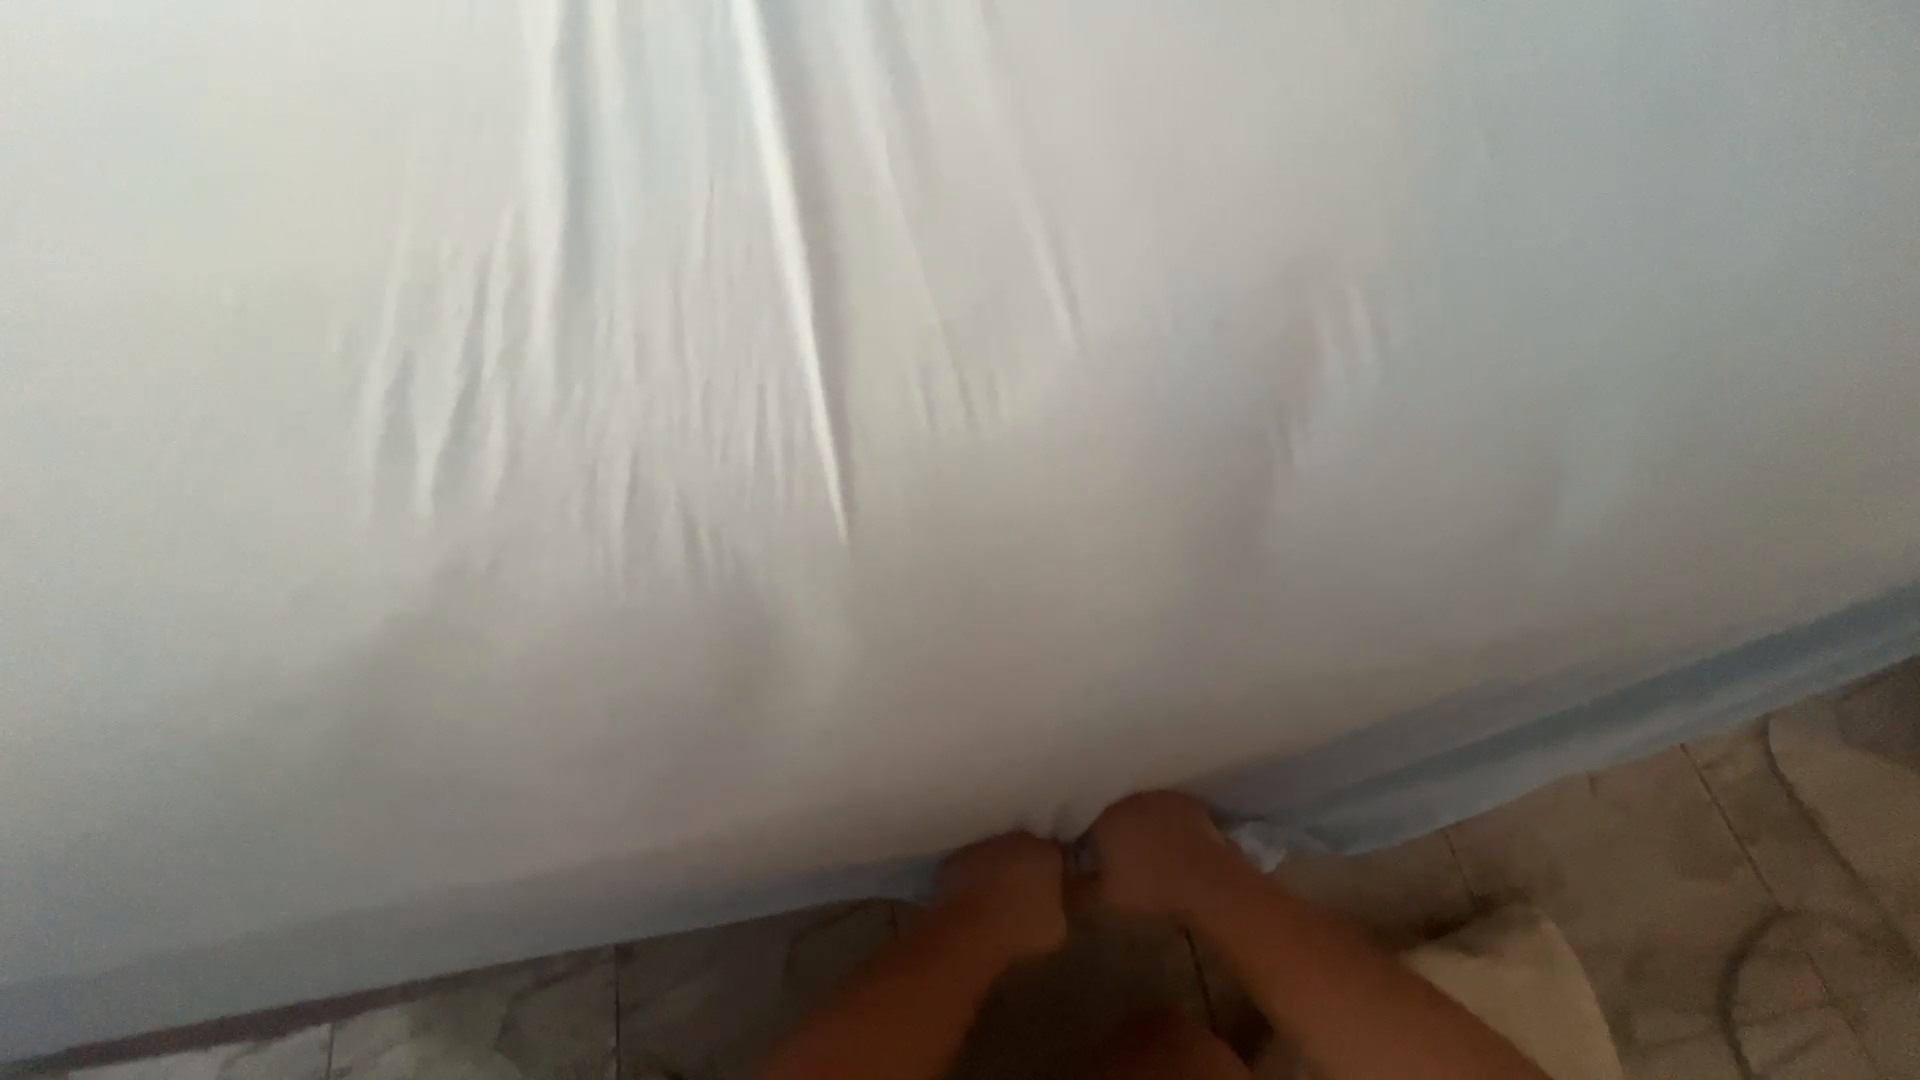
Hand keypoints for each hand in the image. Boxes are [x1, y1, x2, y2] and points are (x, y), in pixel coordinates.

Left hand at [935, 832, 1067, 963]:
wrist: (969, 930)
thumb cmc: (1021, 928)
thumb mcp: (1057, 926)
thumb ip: (1058, 904)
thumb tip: (1052, 898)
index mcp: (1046, 851)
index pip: (1056, 853)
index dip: (1054, 871)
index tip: (1052, 888)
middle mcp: (1015, 839)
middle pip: (1025, 847)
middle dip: (1025, 865)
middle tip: (1025, 892)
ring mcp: (982, 845)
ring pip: (996, 853)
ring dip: (998, 868)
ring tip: (996, 897)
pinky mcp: (956, 857)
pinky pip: (971, 864)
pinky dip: (973, 876)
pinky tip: (973, 899)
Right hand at [1089, 792, 1246, 921]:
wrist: (1208, 883)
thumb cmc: (1151, 889)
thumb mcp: (1105, 898)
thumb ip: (1077, 887)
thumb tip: (1062, 879)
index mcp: (1104, 816)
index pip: (1083, 817)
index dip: (1083, 834)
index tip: (1085, 849)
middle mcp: (1129, 797)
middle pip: (1111, 806)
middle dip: (1109, 823)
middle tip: (1111, 847)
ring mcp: (1160, 796)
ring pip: (1139, 805)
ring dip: (1137, 819)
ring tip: (1140, 843)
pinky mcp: (1187, 802)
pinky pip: (1165, 808)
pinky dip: (1163, 820)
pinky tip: (1167, 838)